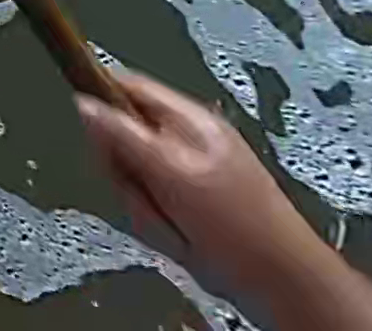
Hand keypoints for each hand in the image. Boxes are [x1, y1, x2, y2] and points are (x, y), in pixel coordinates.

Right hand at [78, 72, 371, 330]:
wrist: (289, 288)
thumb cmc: (233, 222)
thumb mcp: (170, 171)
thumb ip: (122, 134)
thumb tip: (81, 101)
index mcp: (189, 119)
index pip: (126, 84)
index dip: (99, 95)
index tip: (91, 126)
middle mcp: (187, 137)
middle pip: (120, 127)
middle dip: (120, 163)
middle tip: (138, 187)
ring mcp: (189, 168)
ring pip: (129, 165)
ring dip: (136, 194)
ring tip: (163, 216)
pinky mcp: (190, 197)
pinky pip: (146, 191)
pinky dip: (151, 211)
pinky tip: (172, 228)